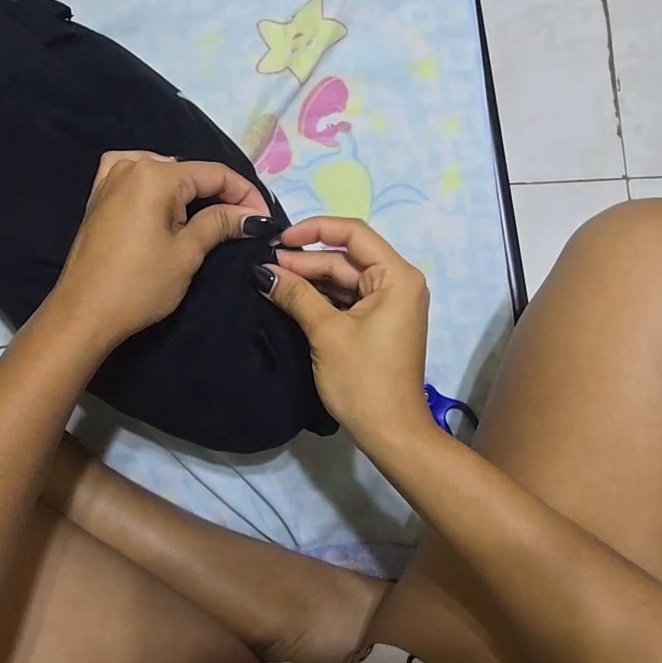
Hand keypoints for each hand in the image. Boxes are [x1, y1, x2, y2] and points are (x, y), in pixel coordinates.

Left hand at [46, 151, 275, 347]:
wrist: (84, 314)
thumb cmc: (140, 285)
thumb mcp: (187, 253)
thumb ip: (220, 224)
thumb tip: (253, 216)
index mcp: (155, 175)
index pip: (215, 174)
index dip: (245, 194)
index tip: (264, 219)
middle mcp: (131, 166)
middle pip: (190, 173)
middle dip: (221, 195)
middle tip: (244, 223)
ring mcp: (111, 178)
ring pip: (166, 174)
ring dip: (192, 192)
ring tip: (212, 216)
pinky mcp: (99, 196)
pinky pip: (137, 177)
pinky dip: (158, 186)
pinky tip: (167, 200)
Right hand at [260, 216, 435, 442]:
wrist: (391, 432)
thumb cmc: (363, 379)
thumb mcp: (326, 333)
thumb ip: (296, 295)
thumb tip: (263, 271)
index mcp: (397, 277)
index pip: (354, 234)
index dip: (314, 230)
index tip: (279, 239)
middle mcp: (398, 283)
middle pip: (346, 257)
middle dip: (306, 260)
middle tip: (264, 264)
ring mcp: (389, 304)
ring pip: (344, 279)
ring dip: (310, 279)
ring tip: (270, 278)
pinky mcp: (378, 323)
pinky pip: (347, 299)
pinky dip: (321, 297)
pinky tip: (290, 296)